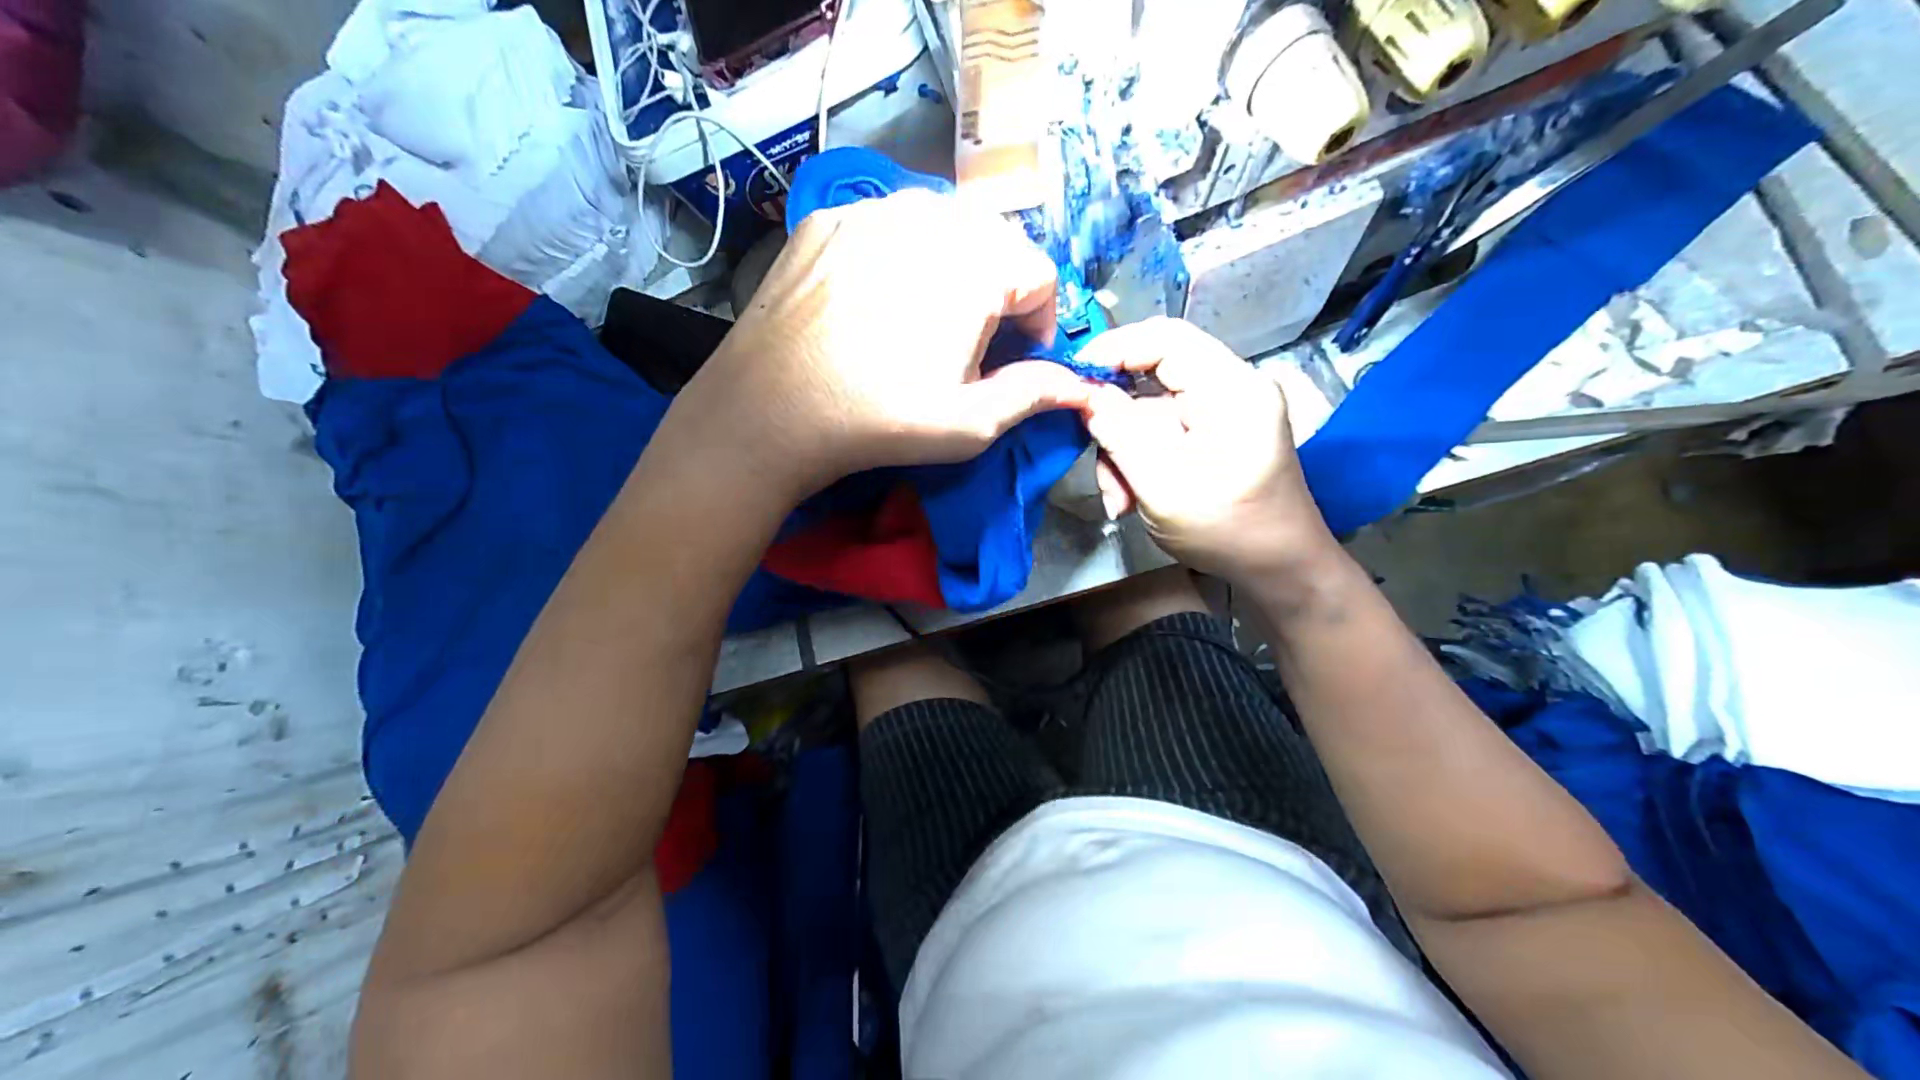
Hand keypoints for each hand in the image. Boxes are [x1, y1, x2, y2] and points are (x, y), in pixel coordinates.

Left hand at [679, 189, 1095, 499]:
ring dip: (951, 265)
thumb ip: (1033, 394)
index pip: (1040, 273)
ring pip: (939, 224)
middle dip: (999, 288)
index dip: (1040, 321)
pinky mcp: (825, 219)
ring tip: (927, 316)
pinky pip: (884, 224)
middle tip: (974, 339)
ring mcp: (871, 210)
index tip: (1018, 359)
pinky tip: (876, 298)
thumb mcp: (970, 424)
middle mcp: (930, 217)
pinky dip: (898, 254)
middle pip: (994, 241)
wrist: (770, 411)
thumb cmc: (881, 422)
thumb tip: (1077, 384)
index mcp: (978, 263)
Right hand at [1076, 317, 1339, 582]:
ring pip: (1149, 412)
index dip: (1114, 348)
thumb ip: (1119, 433)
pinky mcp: (1212, 437)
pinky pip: (1162, 434)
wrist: (1280, 570)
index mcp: (1231, 389)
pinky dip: (1139, 462)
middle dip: (1114, 421)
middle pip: (1152, 378)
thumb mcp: (1162, 484)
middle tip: (1092, 454)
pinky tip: (1131, 499)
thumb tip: (1084, 394)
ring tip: (1119, 499)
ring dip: (1122, 452)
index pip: (1166, 337)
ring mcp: (1221, 415)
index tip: (1073, 377)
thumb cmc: (1228, 530)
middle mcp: (1229, 390)